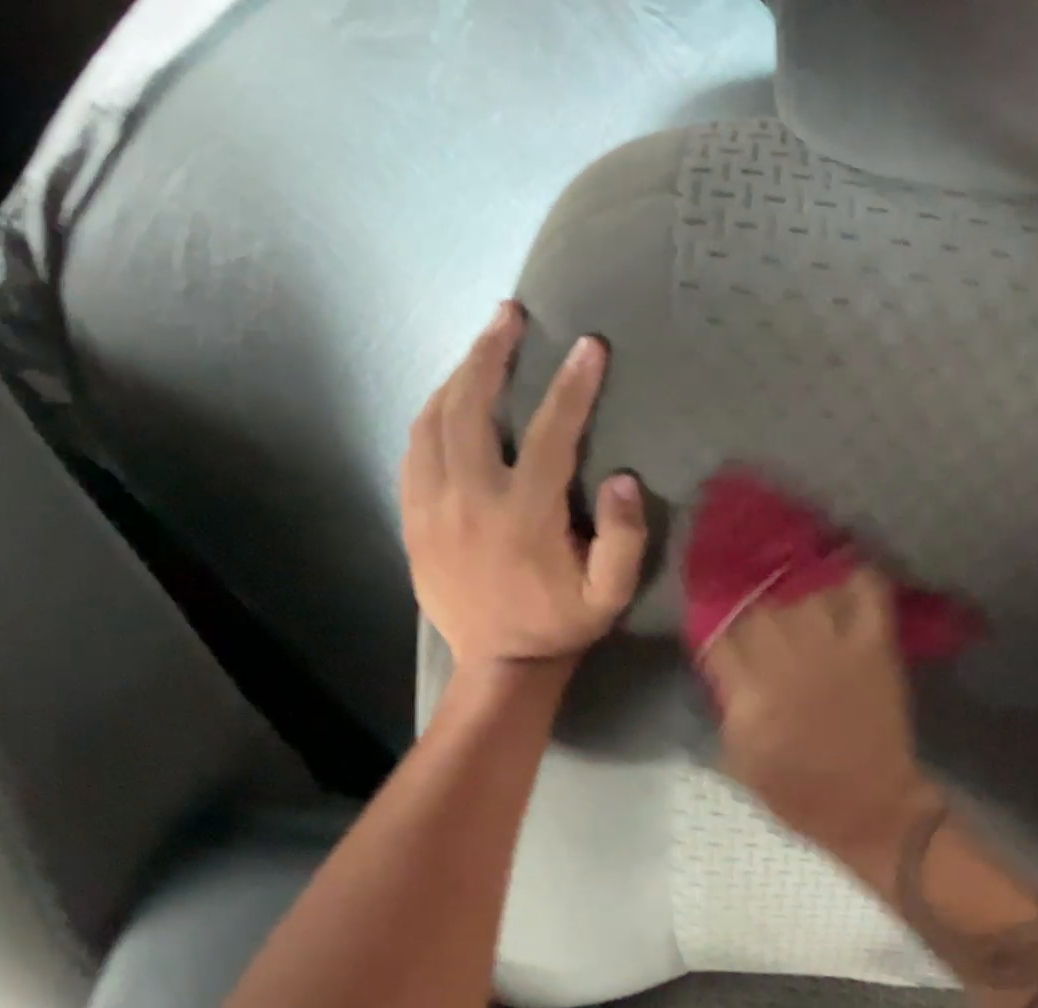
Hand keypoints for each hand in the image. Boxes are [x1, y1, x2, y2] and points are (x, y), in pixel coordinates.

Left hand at [402, 303, 645, 670]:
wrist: (498, 663)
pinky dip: (433, 409)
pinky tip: (450, 394)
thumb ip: (624, 538)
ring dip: (459, 374)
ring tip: (484, 343)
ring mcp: (432, 506)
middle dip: (491, 353)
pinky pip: (414, 447)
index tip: (589, 345)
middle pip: (471, 407)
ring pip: (433, 419)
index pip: (549, 434)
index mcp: (524, 515)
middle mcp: (470, 499)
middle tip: (510, 314)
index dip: (572, 386)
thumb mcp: (611, 592)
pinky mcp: (413, 516)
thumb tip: (621, 478)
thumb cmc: (562, 622)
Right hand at [701, 569, 931, 851]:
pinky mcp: (874, 647)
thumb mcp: (741, 756)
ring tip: (787, 546)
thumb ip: (727, 701)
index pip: (719, 633)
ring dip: (795, 567)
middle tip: (744, 558)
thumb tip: (720, 656)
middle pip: (760, 603)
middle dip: (747, 581)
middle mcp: (790, 662)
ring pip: (806, 590)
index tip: (707, 587)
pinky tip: (844, 559)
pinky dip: (858, 574)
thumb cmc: (799, 792)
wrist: (870, 805)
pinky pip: (866, 596)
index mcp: (751, 694)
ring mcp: (836, 649)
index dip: (710, 606)